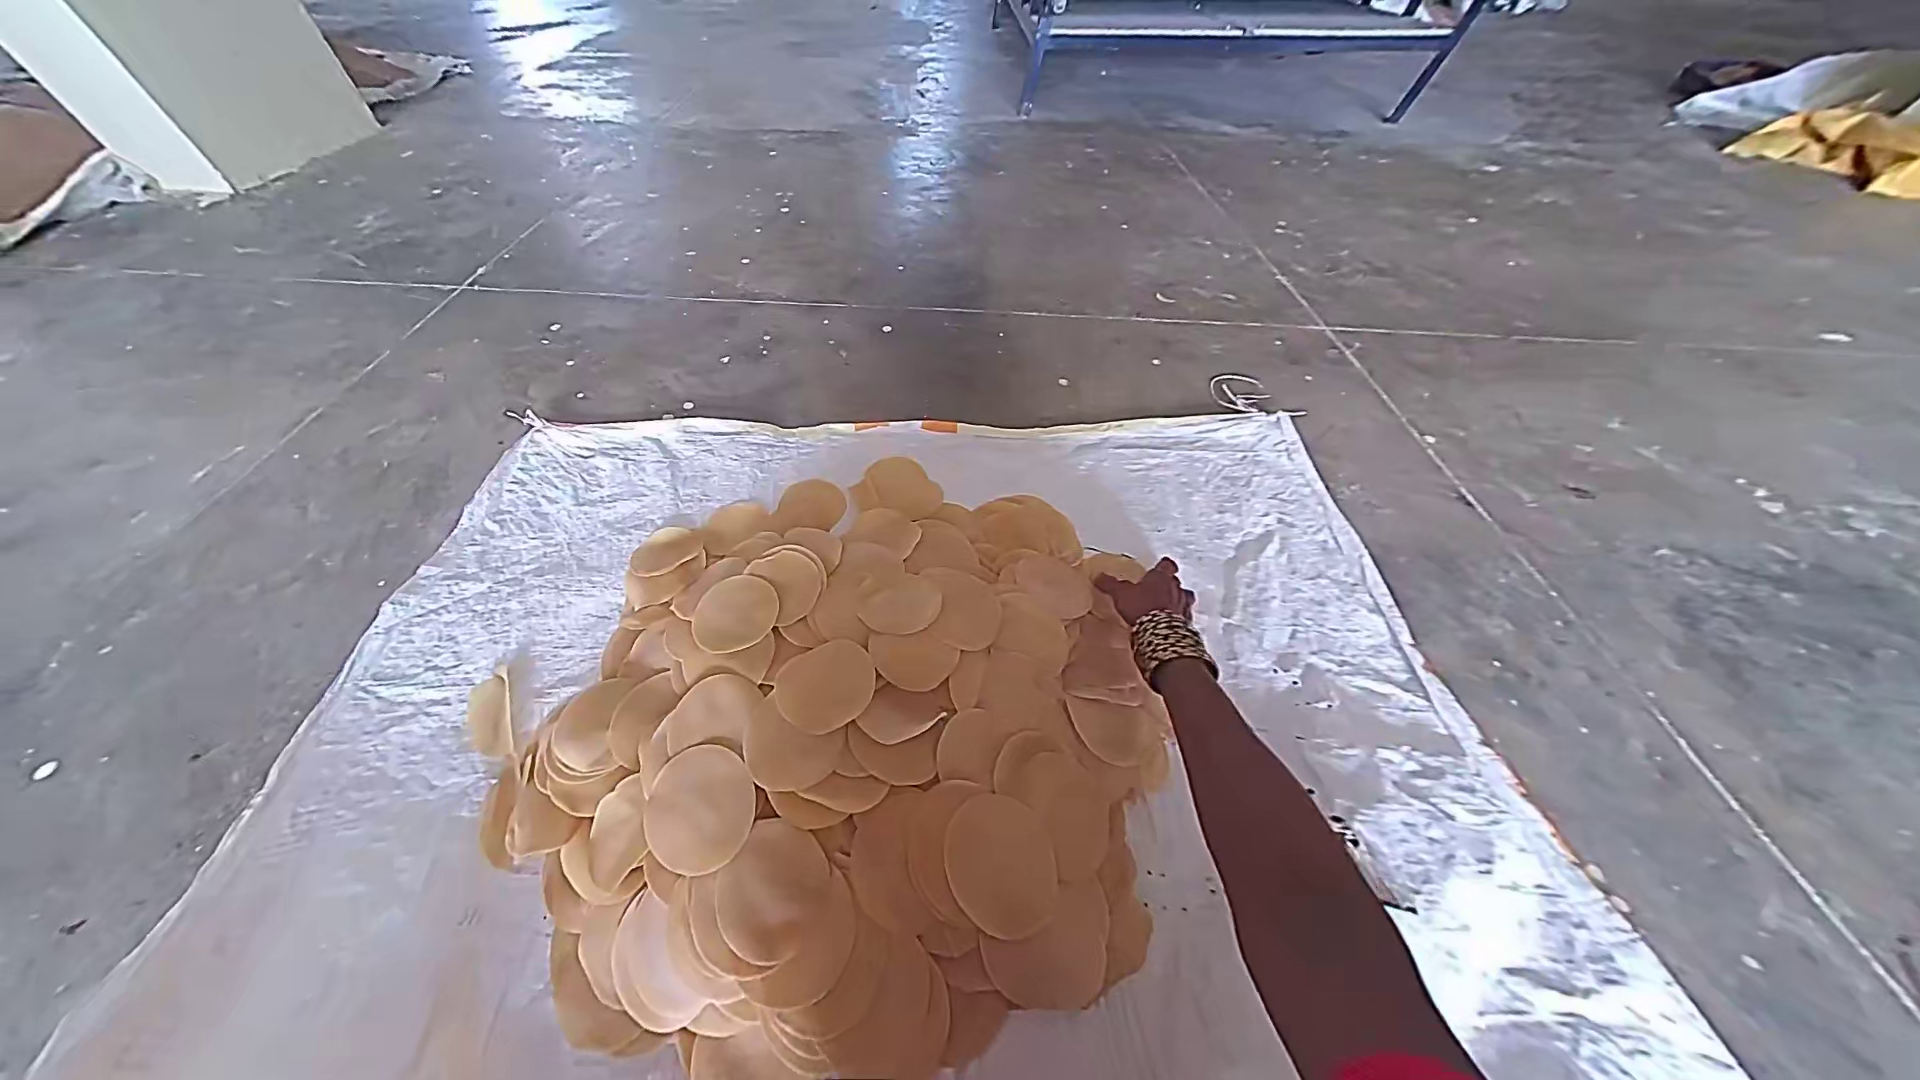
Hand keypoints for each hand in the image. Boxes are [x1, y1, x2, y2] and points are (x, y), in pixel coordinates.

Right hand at [1093, 557, 1194, 624]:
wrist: (1160, 632)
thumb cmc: (1142, 607)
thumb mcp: (1120, 593)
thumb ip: (1111, 584)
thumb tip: (1099, 576)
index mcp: (1161, 577)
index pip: (1166, 565)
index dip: (1164, 565)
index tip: (1162, 565)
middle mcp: (1175, 589)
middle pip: (1176, 581)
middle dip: (1170, 583)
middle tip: (1161, 586)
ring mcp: (1183, 606)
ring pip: (1184, 598)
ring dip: (1177, 599)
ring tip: (1168, 604)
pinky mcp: (1185, 623)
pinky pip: (1184, 616)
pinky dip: (1178, 617)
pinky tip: (1170, 621)